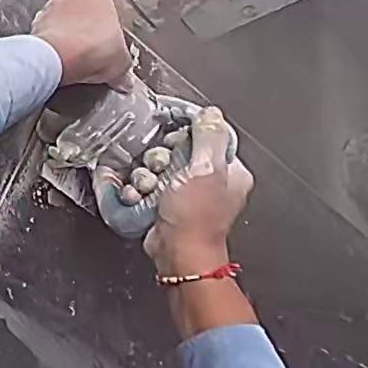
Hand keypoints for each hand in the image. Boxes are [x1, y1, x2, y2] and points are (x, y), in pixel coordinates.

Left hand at [32, 0, 131, 88]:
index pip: (106, 9)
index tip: (109, 47)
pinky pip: (45, 40)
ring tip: (74, 62)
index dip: (108, 32)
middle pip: (80, 16)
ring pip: (60, 26)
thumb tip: (123, 79)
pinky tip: (58, 65)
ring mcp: (46, 10)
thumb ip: (123, 67)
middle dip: (85, 33)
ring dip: (66, 41)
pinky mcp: (32, 28)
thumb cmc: (92, 47)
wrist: (57, 58)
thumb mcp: (120, 61)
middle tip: (92, 55)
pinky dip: (51, 50)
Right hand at [142, 106, 253, 274]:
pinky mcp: (165, 205)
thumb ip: (209, 137)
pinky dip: (138, 191)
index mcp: (228, 169)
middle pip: (176, 152)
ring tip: (147, 188)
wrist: (178, 254)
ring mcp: (185, 194)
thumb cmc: (196, 217)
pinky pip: (146, 188)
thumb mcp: (206, 169)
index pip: (206, 137)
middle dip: (158, 159)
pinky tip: (138, 197)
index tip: (171, 141)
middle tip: (158, 169)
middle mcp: (209, 180)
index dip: (184, 135)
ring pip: (157, 170)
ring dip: (145, 177)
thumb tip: (210, 114)